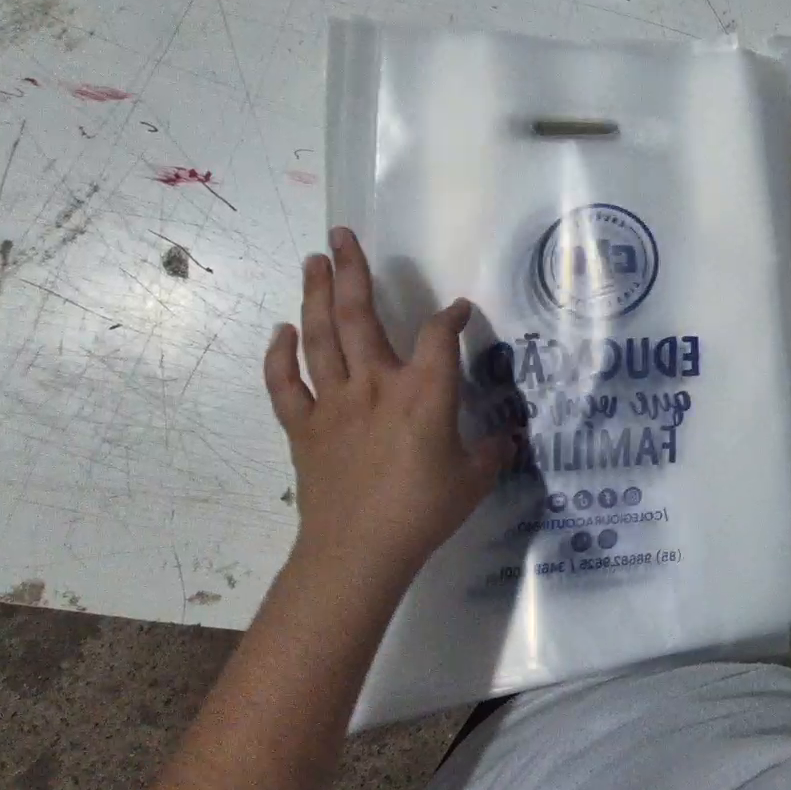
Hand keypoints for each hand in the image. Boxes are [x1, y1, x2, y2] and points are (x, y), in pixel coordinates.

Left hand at [264, 226, 513, 579]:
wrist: (357, 553)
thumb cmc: (424, 510)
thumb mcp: (475, 477)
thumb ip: (493, 449)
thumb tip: (509, 435)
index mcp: (424, 393)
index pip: (439, 336)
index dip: (452, 316)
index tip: (460, 309)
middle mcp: (376, 385)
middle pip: (359, 317)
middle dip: (352, 272)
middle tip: (342, 236)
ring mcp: (333, 403)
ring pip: (319, 338)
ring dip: (314, 296)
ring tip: (314, 261)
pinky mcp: (303, 427)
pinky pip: (286, 384)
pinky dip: (281, 355)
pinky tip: (282, 330)